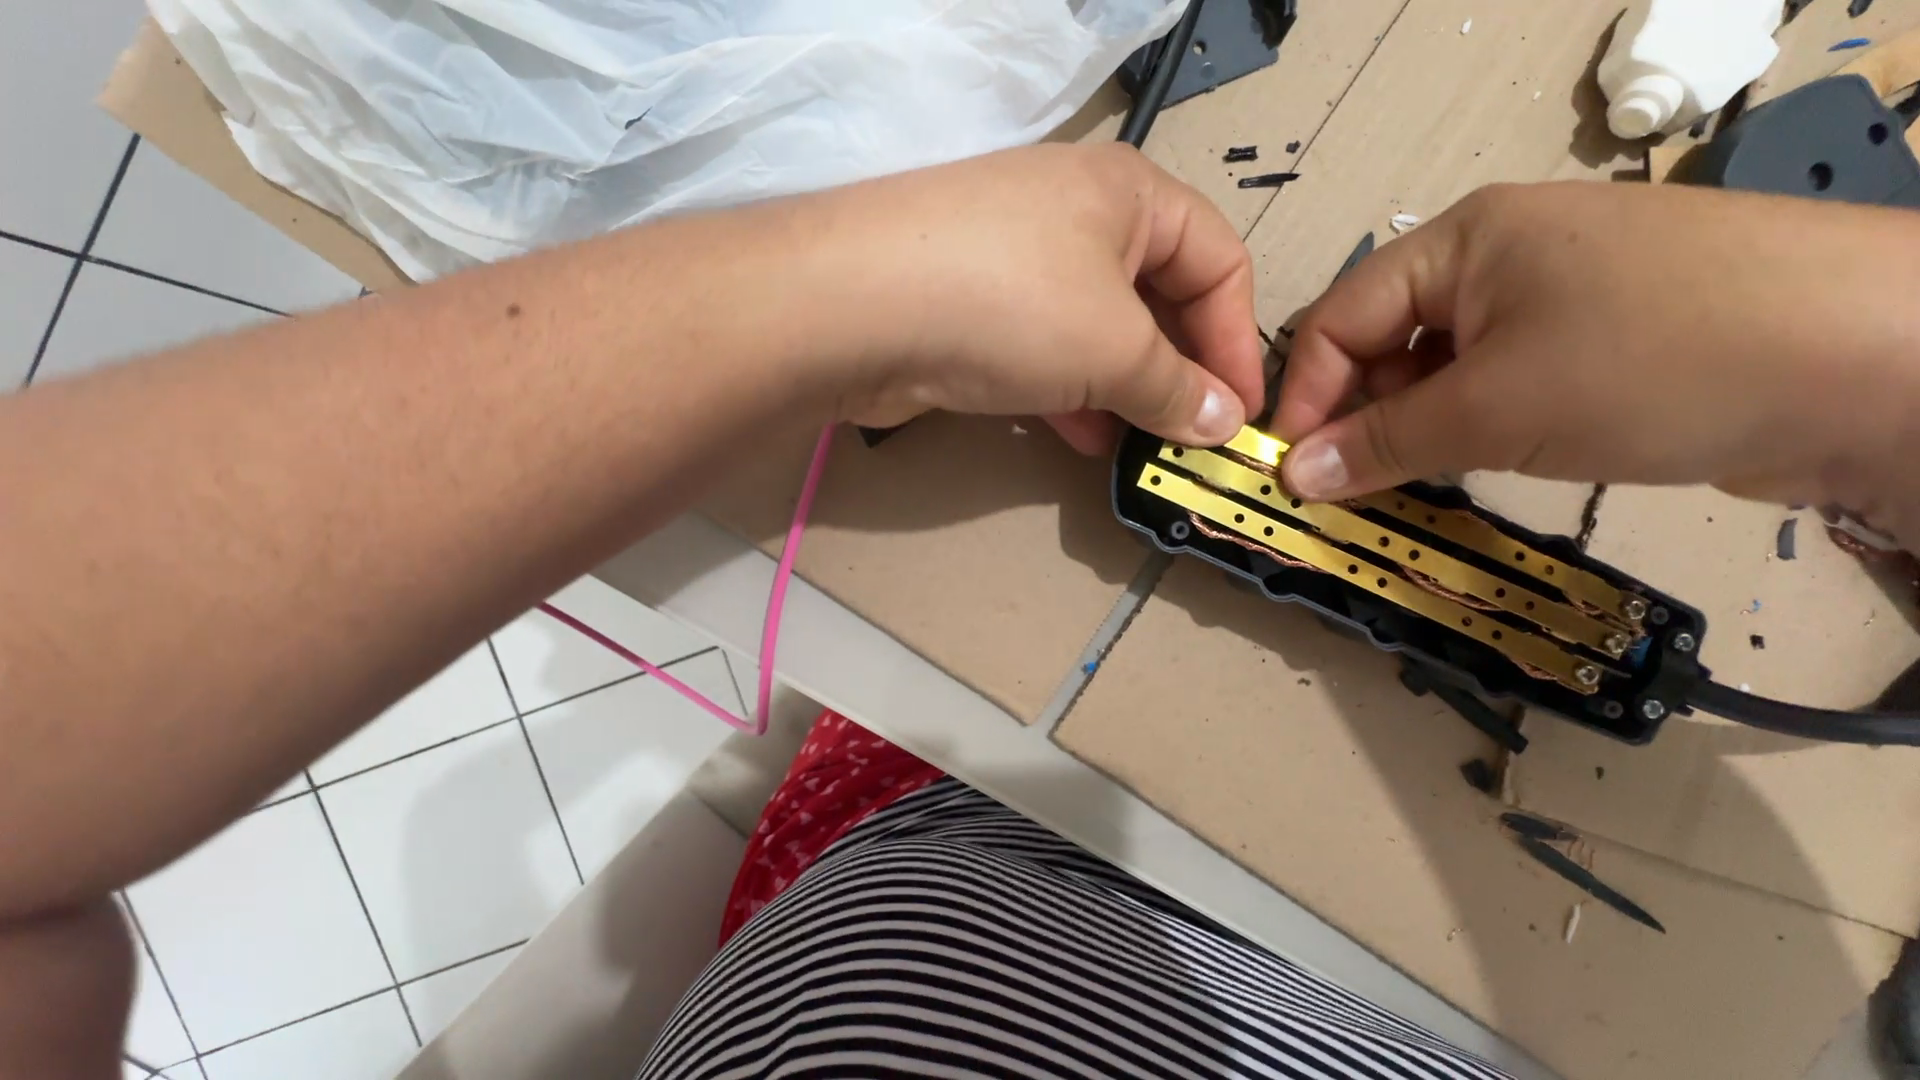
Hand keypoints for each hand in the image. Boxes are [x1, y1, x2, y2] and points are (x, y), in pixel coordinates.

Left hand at [803, 143, 1265, 453]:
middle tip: (1190, 437)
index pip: (1217, 262)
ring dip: (1126, 390)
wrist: (853, 308)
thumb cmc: (1010, 304)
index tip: (1241, 416)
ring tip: (1143, 448)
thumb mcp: (1113, 348)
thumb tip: (1220, 423)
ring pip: (1096, 330)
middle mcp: (1074, 216)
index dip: (1237, 342)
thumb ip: (1174, 388)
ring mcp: (1015, 262)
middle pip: (1156, 296)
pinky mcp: (972, 308)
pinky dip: (1071, 393)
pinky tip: (1085, 438)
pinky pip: (1043, 350)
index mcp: (1128, 196)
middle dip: (1178, 370)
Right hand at [1274, 181, 1919, 537]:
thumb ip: (1379, 444)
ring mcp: (1556, 293)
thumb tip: (1290, 476)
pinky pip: (1499, 377)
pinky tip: (1475, 460)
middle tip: (1347, 487)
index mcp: (1461, 241)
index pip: (1338, 318)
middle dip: (1356, 414)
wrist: (1884, 358)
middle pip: (1386, 339)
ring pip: (1441, 364)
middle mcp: (1499, 255)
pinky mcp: (1601, 335)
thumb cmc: (1653, 363)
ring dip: (1411, 425)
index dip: (1304, 394)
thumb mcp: (1494, 409)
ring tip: (1407, 481)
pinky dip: (1469, 422)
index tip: (1287, 468)